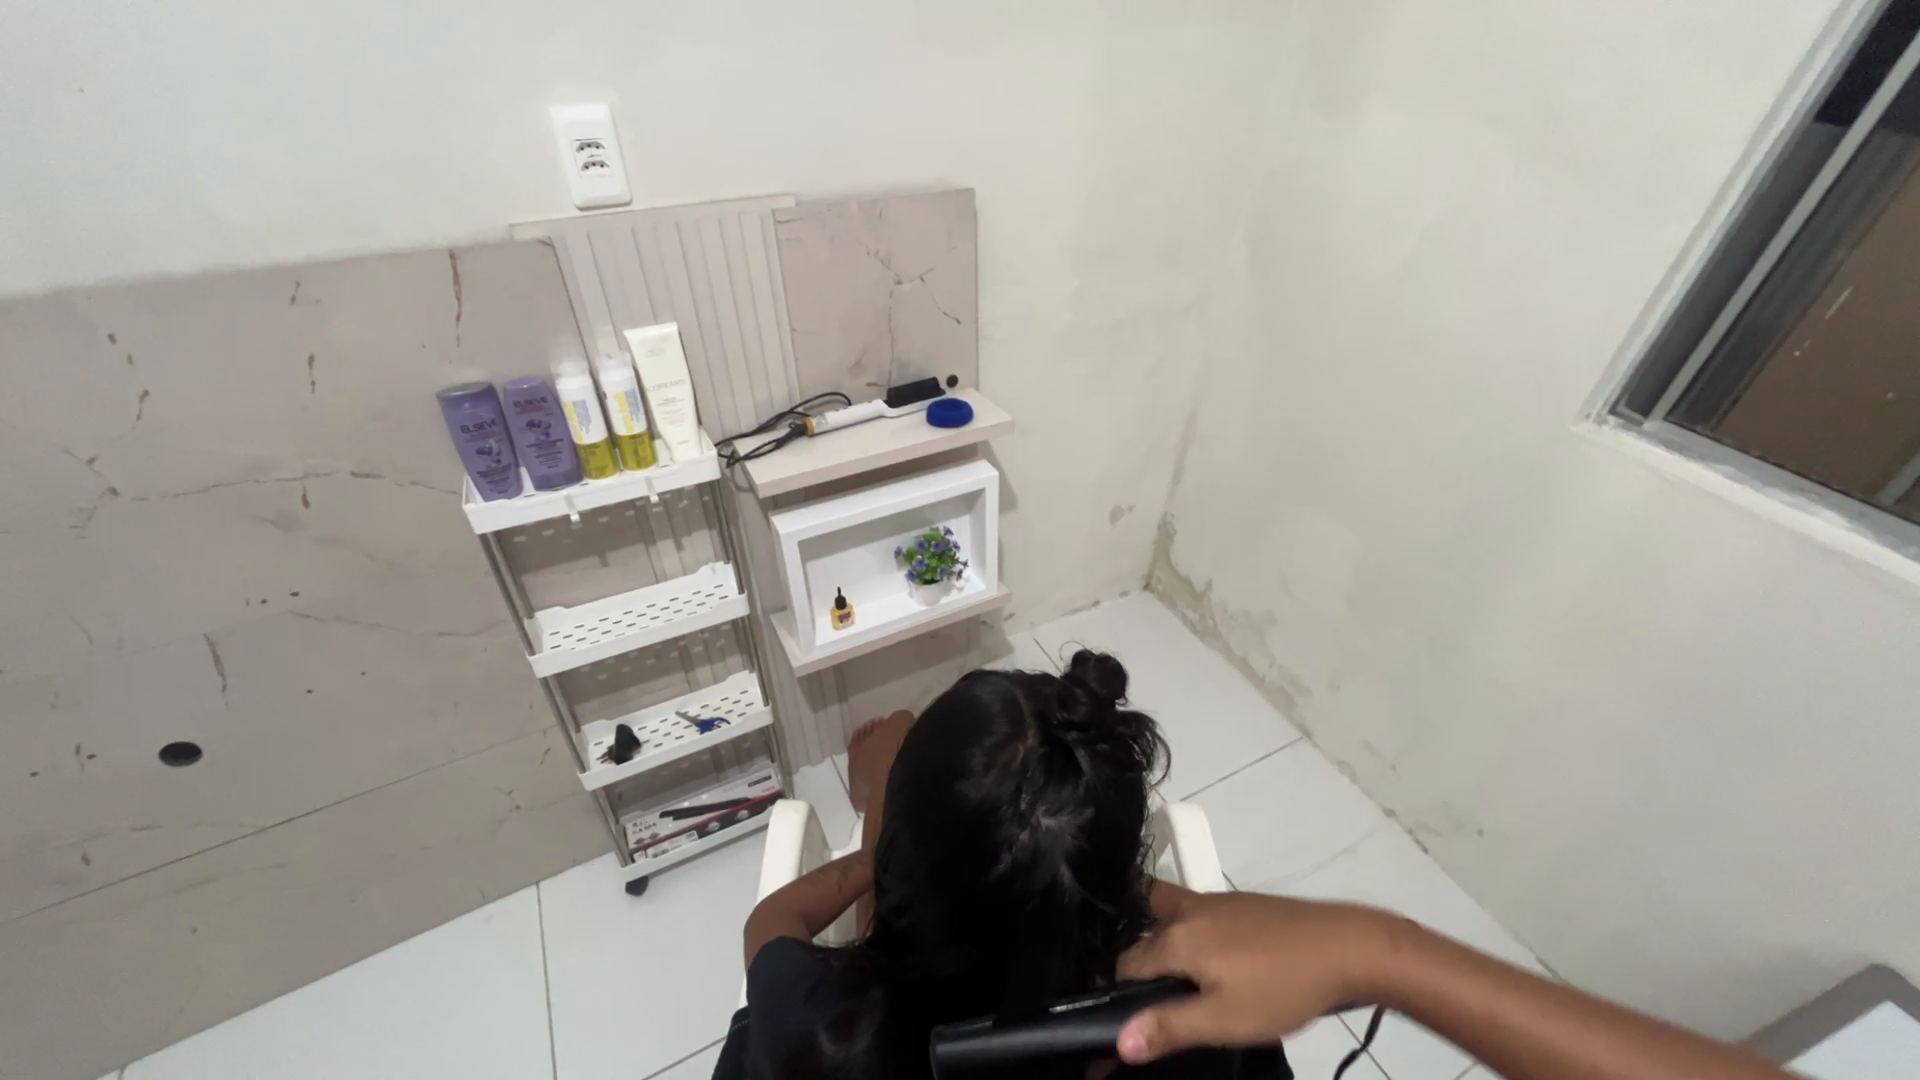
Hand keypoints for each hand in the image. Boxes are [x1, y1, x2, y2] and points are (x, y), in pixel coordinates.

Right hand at [1115, 891, 1405, 1063]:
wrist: (1343, 947)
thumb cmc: (1281, 988)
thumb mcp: (1226, 1020)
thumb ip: (1170, 1027)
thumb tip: (1119, 1041)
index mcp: (1175, 937)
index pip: (1126, 965)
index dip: (1122, 996)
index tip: (1132, 1023)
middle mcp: (1184, 910)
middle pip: (1141, 933)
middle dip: (1135, 963)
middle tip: (1151, 1002)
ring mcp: (1210, 900)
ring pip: (1163, 913)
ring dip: (1155, 938)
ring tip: (1171, 979)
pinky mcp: (1235, 901)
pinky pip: (1190, 911)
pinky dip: (1181, 930)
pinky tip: (1207, 959)